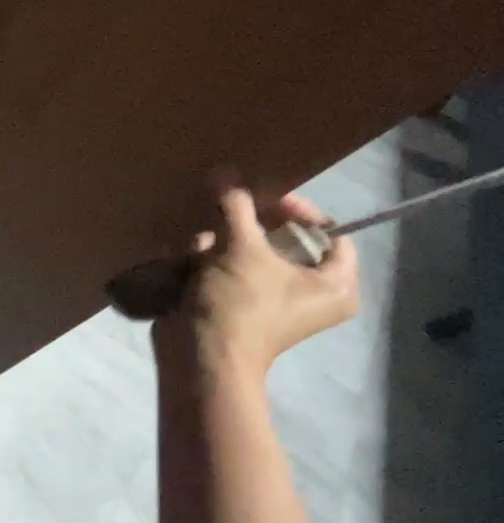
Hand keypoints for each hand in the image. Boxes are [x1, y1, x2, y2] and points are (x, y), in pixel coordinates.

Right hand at [158, 171, 360, 379]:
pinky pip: (230, 267)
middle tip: (223, 213)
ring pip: (250, 251)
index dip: (298, 210)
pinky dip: (208, 258)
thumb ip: (235, 207)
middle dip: (246, 225)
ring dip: (220, 241)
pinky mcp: (241, 303)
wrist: (201, 351)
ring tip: (200, 246)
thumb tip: (225, 171)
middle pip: (284, 239)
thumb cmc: (240, 303)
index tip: (261, 197)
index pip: (330, 233)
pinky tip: (188, 260)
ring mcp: (274, 299)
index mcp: (335, 284)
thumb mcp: (240, 249)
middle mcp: (312, 292)